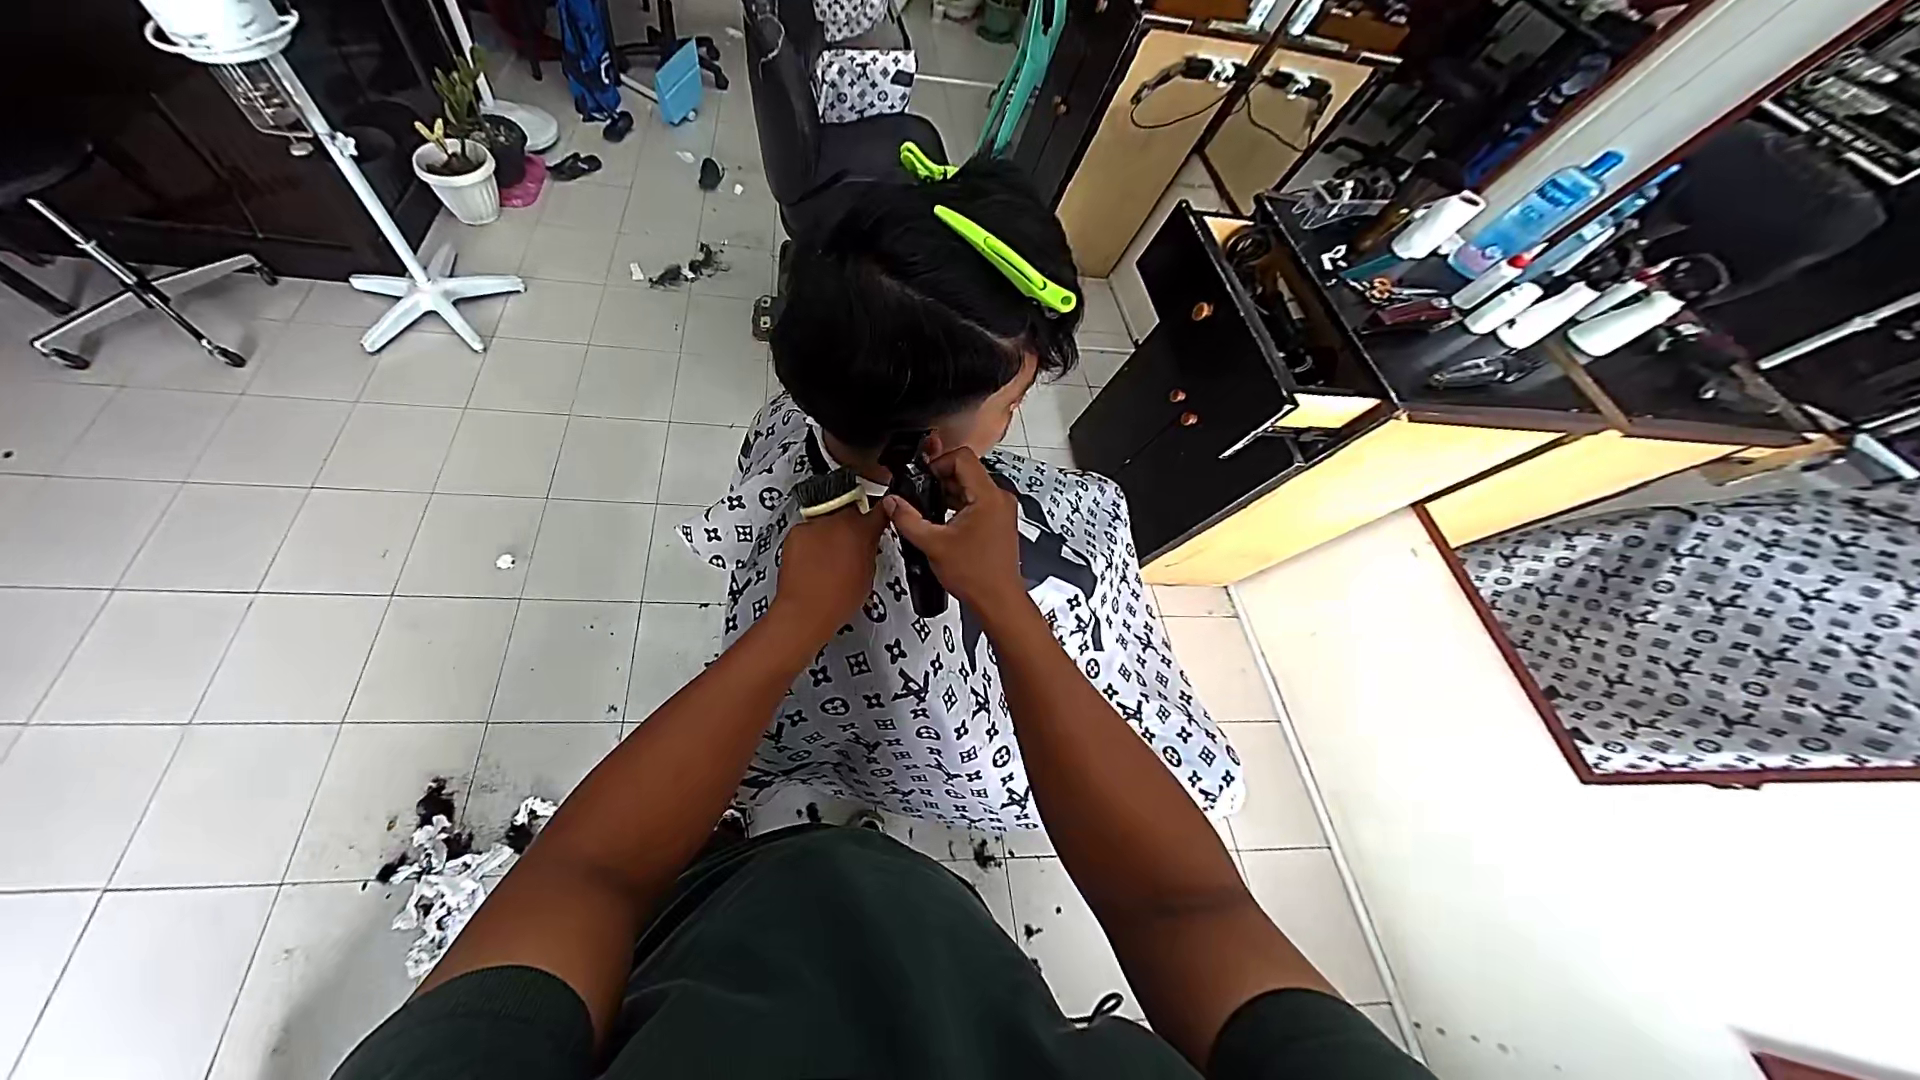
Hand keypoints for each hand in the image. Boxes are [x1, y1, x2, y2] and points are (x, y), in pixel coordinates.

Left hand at [770, 503, 889, 641]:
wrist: (806, 608)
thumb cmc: (837, 598)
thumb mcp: (867, 574)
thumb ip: (869, 551)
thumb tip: (867, 545)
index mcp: (863, 530)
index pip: (879, 511)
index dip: (881, 513)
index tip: (880, 513)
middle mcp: (840, 521)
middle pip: (850, 513)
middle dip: (850, 527)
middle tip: (848, 547)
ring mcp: (816, 525)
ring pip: (827, 521)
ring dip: (828, 534)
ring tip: (826, 559)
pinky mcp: (797, 532)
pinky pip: (807, 531)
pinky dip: (810, 542)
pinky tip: (811, 561)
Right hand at [883, 448, 1027, 617]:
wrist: (997, 599)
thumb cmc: (977, 576)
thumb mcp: (933, 544)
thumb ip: (908, 519)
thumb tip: (894, 503)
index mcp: (988, 496)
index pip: (963, 457)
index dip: (938, 463)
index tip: (924, 476)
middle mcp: (1000, 499)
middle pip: (967, 469)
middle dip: (941, 479)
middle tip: (923, 493)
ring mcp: (1002, 510)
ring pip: (972, 485)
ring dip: (950, 492)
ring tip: (932, 509)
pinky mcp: (1000, 521)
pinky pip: (978, 500)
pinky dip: (960, 504)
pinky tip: (945, 521)